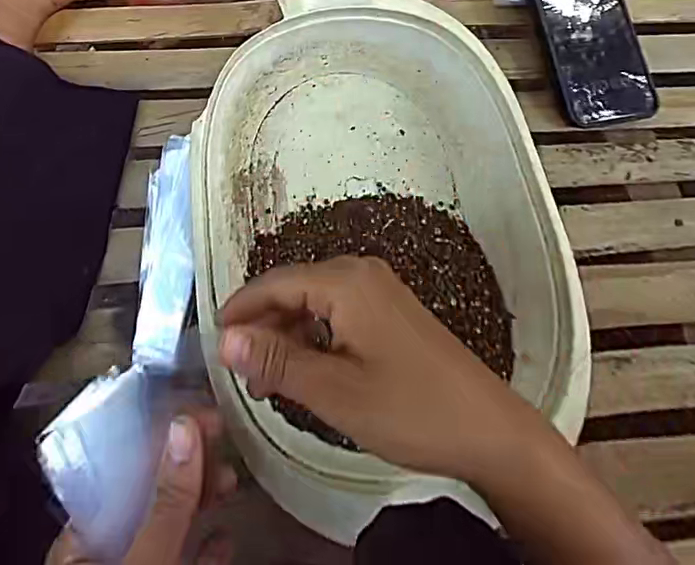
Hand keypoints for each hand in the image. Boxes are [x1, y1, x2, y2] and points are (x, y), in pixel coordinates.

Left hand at [44, 408, 238, 564]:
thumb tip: (183, 425)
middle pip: (148, 489)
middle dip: (189, 461)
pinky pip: (179, 557)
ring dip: (200, 495)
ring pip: (166, 521)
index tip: (200, 411)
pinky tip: (224, 534)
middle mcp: (97, 552)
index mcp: (78, 539)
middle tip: (223, 440)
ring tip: (230, 481)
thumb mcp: (145, 560)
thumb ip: (165, 500)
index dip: (161, 433)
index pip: (119, 464)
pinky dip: (203, 543)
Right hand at [215, 256, 543, 484]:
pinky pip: (339, 311)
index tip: (211, 342)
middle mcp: (363, 272)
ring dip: (288, 334)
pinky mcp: (391, 309)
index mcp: (347, 281)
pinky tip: (307, 370)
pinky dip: (315, 336)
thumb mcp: (334, 391)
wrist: (482, 423)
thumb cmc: (407, 407)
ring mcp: (381, 289)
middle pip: (296, 287)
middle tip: (241, 375)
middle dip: (264, 325)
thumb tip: (227, 339)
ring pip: (316, 301)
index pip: (276, 281)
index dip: (240, 308)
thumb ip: (277, 361)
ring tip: (269, 381)